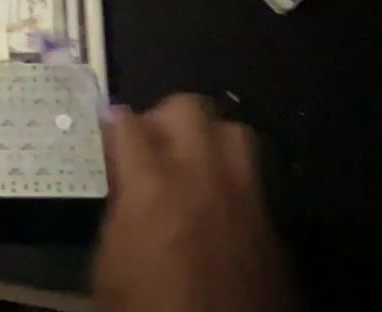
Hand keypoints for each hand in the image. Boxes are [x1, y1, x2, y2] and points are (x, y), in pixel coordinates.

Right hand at [93, 95, 294, 311]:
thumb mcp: (108, 273)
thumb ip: (118, 213)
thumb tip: (124, 184)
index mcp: (152, 188)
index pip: (127, 123)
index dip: (112, 124)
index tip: (106, 134)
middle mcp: (202, 180)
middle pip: (188, 108)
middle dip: (164, 120)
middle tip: (150, 149)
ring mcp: (245, 202)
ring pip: (234, 133)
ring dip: (209, 142)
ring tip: (191, 170)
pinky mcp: (274, 231)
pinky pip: (255, 182)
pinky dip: (234, 185)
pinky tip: (219, 212)